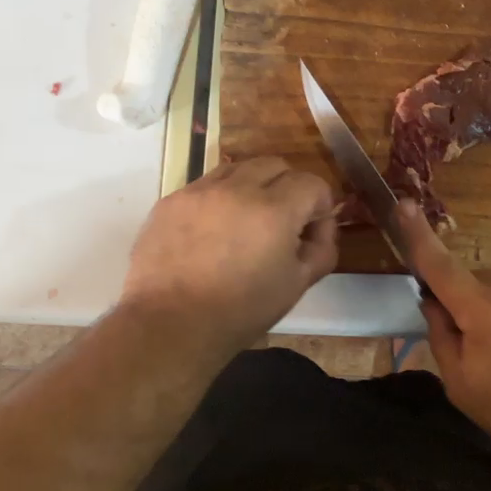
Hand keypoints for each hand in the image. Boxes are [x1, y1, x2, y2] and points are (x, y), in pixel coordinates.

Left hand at [120, 157, 337, 350]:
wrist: (170, 325)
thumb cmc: (240, 311)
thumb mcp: (296, 286)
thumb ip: (320, 250)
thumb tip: (320, 230)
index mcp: (274, 210)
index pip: (312, 184)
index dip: (320, 206)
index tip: (312, 232)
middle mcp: (237, 189)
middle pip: (275, 165)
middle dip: (288, 187)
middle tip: (283, 222)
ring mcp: (199, 192)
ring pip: (237, 169)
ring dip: (252, 186)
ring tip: (246, 222)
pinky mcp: (170, 202)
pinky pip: (204, 186)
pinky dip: (219, 199)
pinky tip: (212, 233)